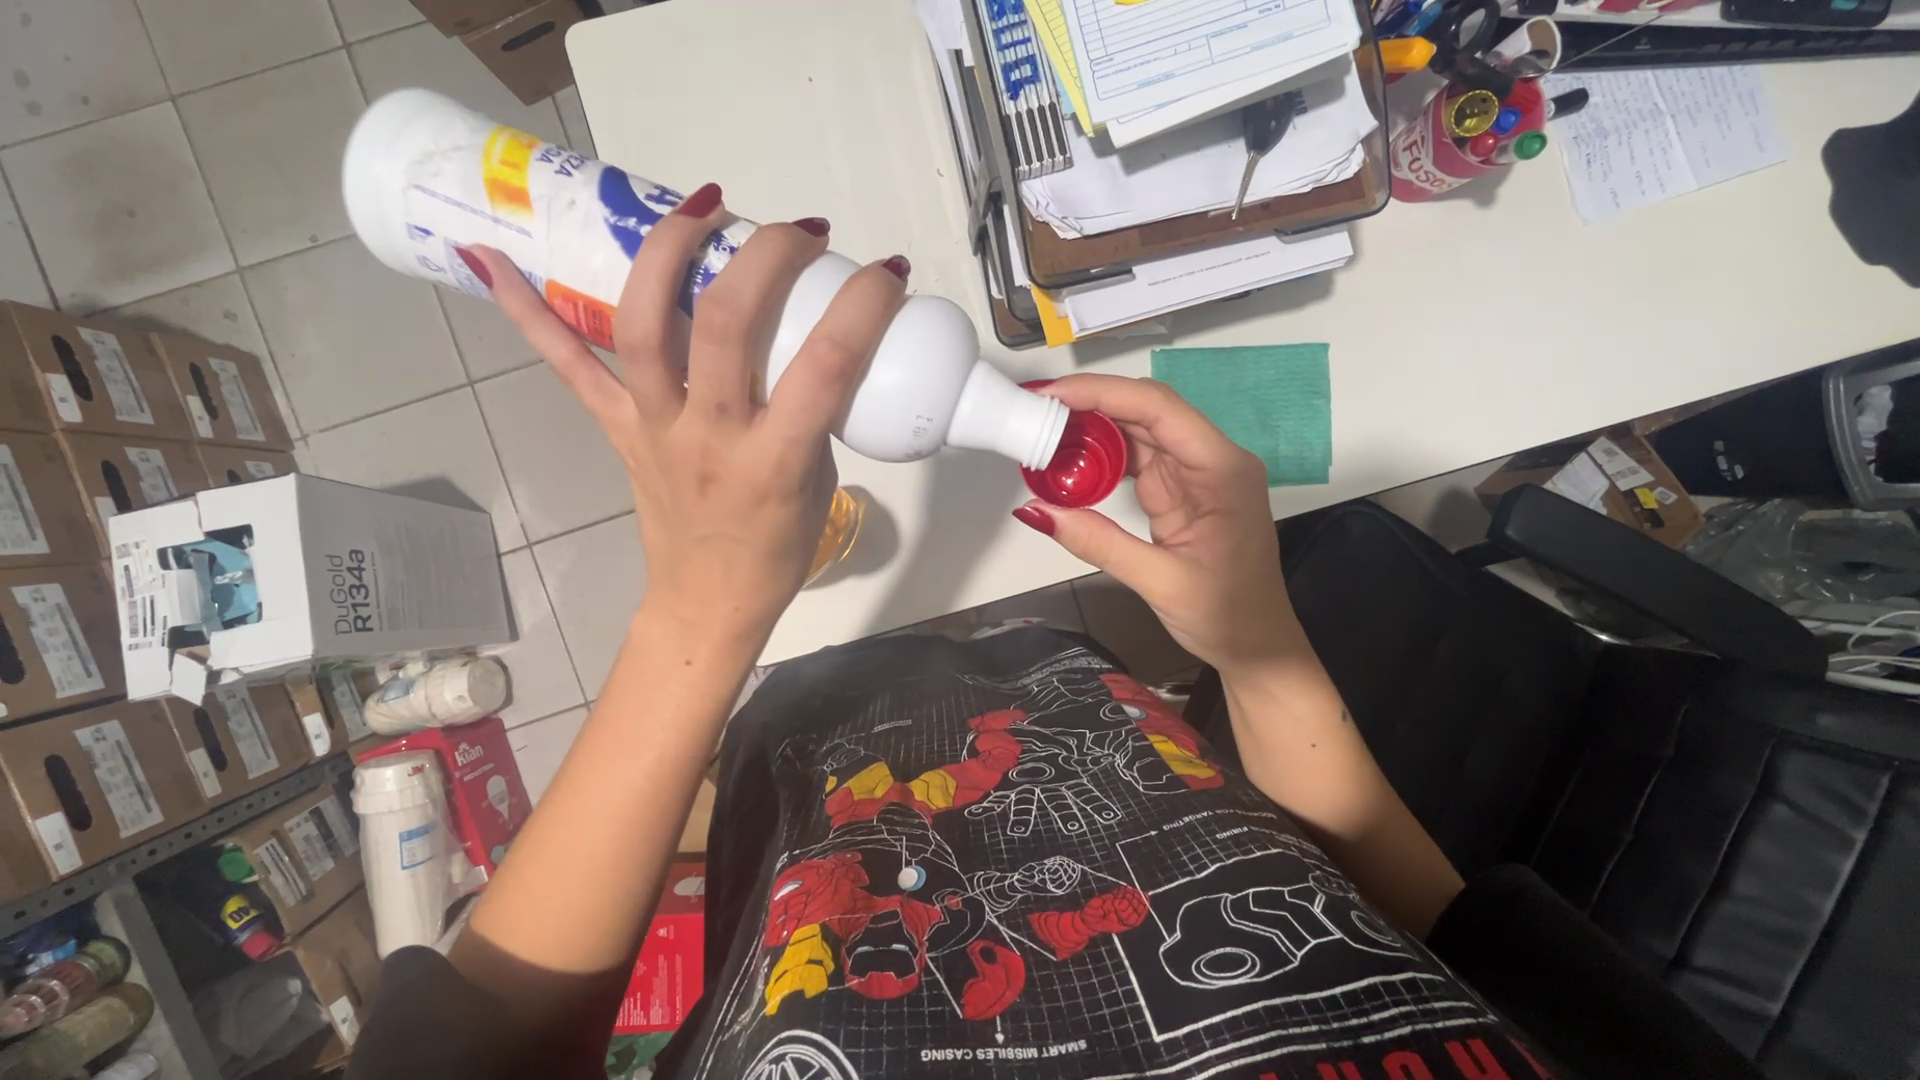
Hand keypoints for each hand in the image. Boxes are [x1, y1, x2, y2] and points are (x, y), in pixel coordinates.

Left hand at [461, 186, 905, 651]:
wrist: (708, 603)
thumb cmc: (777, 552)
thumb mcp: (818, 483)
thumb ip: (811, 413)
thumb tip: (810, 345)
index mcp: (776, 459)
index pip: (826, 364)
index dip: (863, 303)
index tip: (888, 270)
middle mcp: (710, 435)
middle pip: (726, 322)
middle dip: (766, 254)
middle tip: (799, 233)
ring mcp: (653, 427)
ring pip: (644, 324)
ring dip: (668, 250)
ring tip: (703, 208)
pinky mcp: (616, 429)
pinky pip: (568, 369)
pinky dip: (527, 313)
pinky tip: (491, 259)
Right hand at [1014, 374, 1297, 677]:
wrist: (1258, 646)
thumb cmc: (1227, 616)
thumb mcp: (1162, 583)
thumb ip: (1101, 543)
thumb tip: (1037, 511)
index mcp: (1222, 470)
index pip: (1159, 409)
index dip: (1103, 393)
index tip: (1051, 395)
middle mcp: (1211, 460)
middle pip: (1147, 411)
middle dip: (1090, 405)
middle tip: (1034, 410)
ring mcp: (1193, 474)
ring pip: (1138, 431)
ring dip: (1092, 428)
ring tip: (1042, 430)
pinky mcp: (1178, 491)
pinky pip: (1135, 459)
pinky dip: (1101, 457)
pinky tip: (1068, 459)